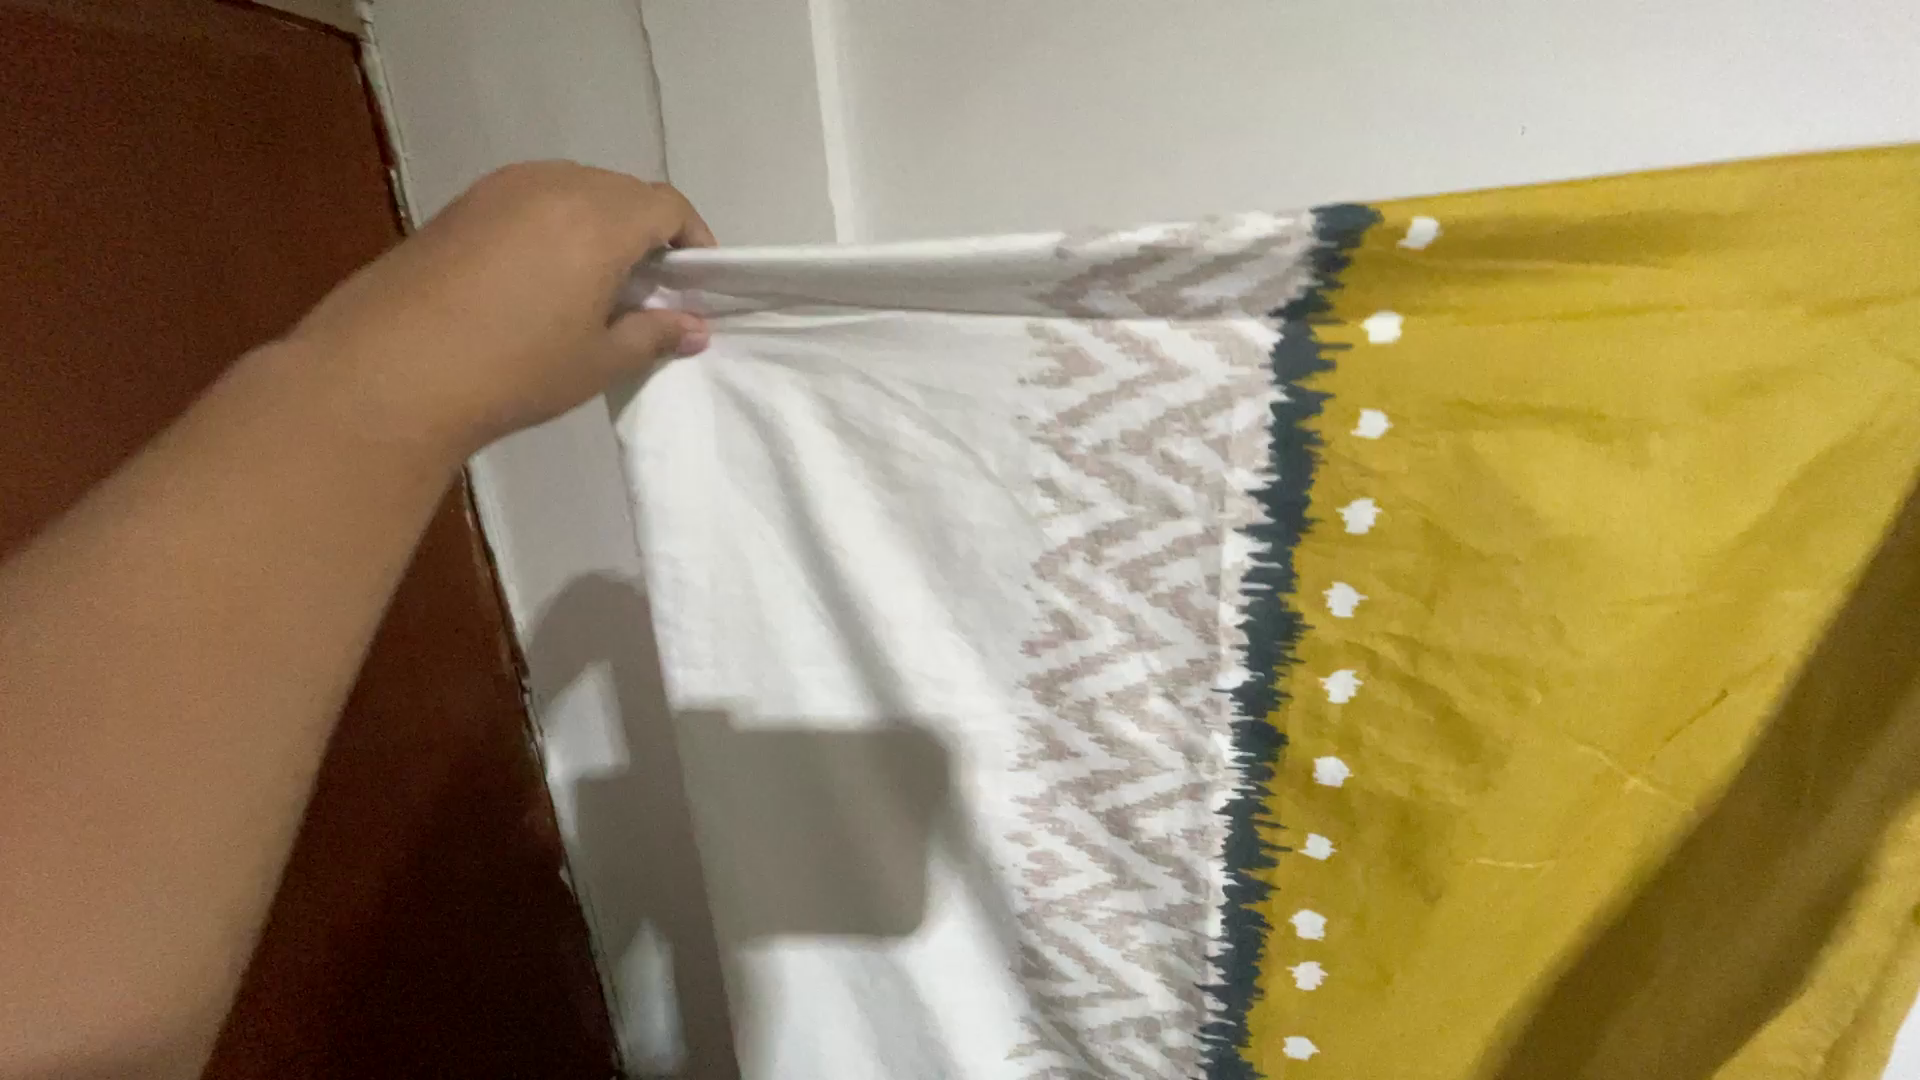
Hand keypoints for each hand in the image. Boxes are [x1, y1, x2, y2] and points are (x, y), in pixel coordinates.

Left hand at [289, 161, 714, 453]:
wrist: (391, 373)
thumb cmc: (517, 369)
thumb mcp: (602, 360)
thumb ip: (656, 334)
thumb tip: (695, 327)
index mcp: (597, 221)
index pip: (666, 206)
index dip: (694, 238)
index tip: (699, 279)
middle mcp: (552, 187)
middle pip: (623, 191)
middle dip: (652, 231)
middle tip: (656, 287)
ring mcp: (501, 190)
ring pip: (577, 188)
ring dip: (605, 224)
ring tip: (605, 282)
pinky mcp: (463, 205)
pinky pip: (534, 197)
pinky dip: (561, 224)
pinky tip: (551, 276)